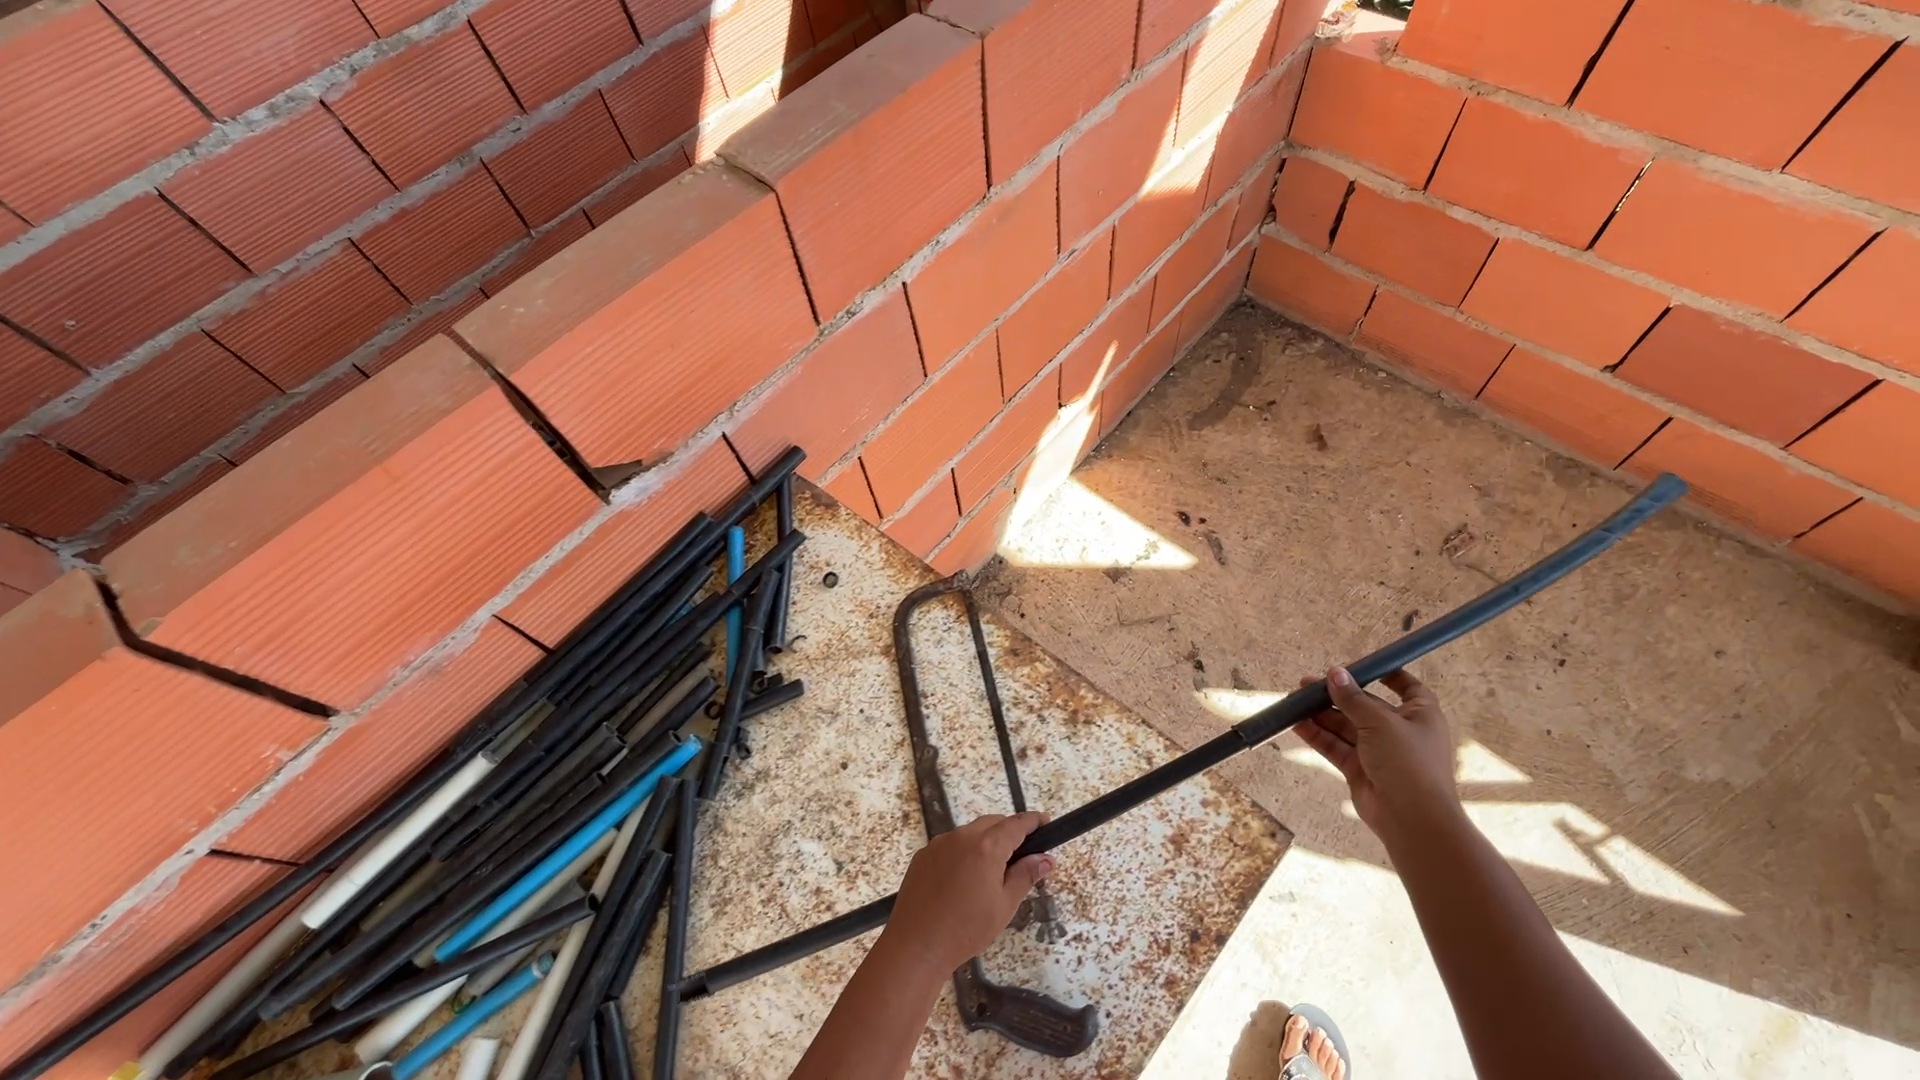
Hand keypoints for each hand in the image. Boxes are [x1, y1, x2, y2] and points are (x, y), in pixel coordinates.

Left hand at [883, 812, 1054, 972]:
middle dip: (1010, 830)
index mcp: (986, 847)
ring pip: (970, 833)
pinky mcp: (923, 855)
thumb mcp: (1004, 905)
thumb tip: (1046, 858)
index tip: (1045, 821)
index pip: (1016, 824)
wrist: (916, 944)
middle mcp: (962, 837)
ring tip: (993, 869)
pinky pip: (950, 845)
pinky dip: (964, 851)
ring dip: (986, 841)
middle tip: (1023, 852)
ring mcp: (939, 844)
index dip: (1033, 821)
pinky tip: (964, 878)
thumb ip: (1025, 876)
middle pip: (992, 823)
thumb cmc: (966, 928)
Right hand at [1294, 667, 1461, 846]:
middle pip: (1364, 706)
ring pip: (1345, 726)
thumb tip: (1334, 672)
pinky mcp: (1359, 768)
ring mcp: (1378, 751)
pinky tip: (1296, 724)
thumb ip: (1353, 698)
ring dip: (1321, 714)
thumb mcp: (1380, 722)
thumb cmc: (1407, 761)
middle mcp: (1399, 731)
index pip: (1406, 688)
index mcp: (1419, 715)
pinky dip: (1317, 735)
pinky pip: (1335, 746)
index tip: (1362, 666)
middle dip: (1337, 695)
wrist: (1411, 817)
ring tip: (1293, 702)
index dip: (1387, 675)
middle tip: (1306, 685)